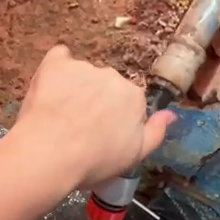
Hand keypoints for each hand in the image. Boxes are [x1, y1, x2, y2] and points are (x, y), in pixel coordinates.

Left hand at [7, 47, 174, 189]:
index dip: (113, 118)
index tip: (100, 133)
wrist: (50, 154)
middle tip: (78, 126)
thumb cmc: (94, 162)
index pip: (128, 101)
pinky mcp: (57, 64)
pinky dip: (56, 69)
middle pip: (106, 86)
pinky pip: (59, 57)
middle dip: (94, 100)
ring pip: (82, 74)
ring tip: (58, 115)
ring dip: (74, 88)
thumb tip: (171, 114)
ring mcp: (85, 67)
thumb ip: (155, 132)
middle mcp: (114, 76)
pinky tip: (49, 87)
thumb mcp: (134, 156)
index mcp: (135, 97)